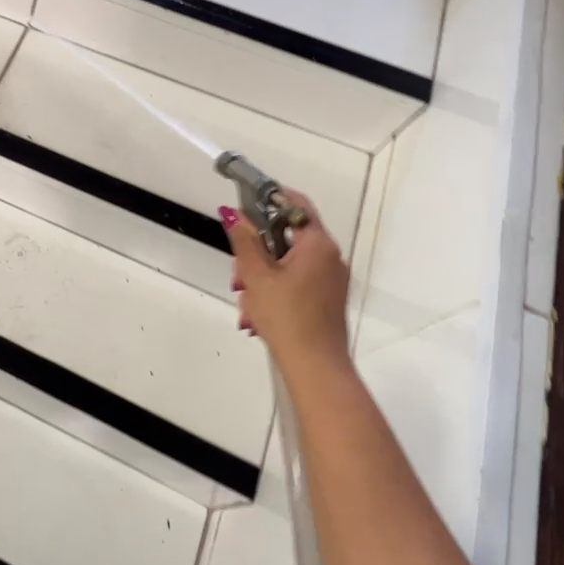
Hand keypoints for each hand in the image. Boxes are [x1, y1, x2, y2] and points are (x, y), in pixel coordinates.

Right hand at [219, 191, 350, 374]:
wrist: (315, 366)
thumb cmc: (285, 315)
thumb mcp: (256, 275)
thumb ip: (244, 240)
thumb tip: (233, 212)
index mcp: (318, 244)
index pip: (295, 204)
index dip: (268, 198)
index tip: (243, 205)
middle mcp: (330, 257)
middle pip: (286, 237)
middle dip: (256, 251)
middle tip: (238, 275)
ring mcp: (331, 280)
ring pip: (287, 262)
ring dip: (261, 275)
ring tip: (245, 300)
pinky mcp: (327, 299)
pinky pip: (296, 282)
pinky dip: (274, 289)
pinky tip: (257, 313)